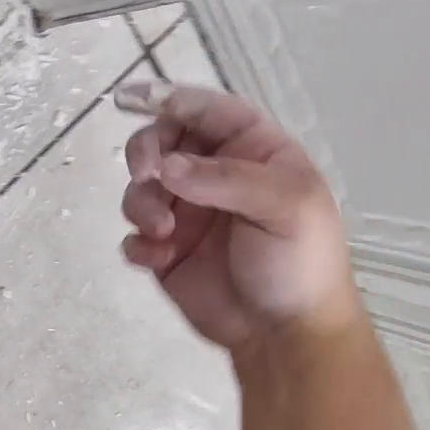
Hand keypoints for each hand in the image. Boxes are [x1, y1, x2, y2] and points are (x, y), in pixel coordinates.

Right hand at [115, 82, 358, 352]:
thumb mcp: (281, 205)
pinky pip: (133, 238)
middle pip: (163, 145)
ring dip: (141, 206)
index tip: (131, 98)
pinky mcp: (164, 255)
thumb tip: (166, 166)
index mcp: (252, 153)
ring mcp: (187, 217)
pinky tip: (155, 260)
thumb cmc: (298, 260)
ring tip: (163, 235)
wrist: (280, 331)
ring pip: (141, 192)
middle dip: (146, 155)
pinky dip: (136, 245)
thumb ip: (224, 179)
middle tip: (148, 176)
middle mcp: (214, 178)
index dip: (170, 99)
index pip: (208, 112)